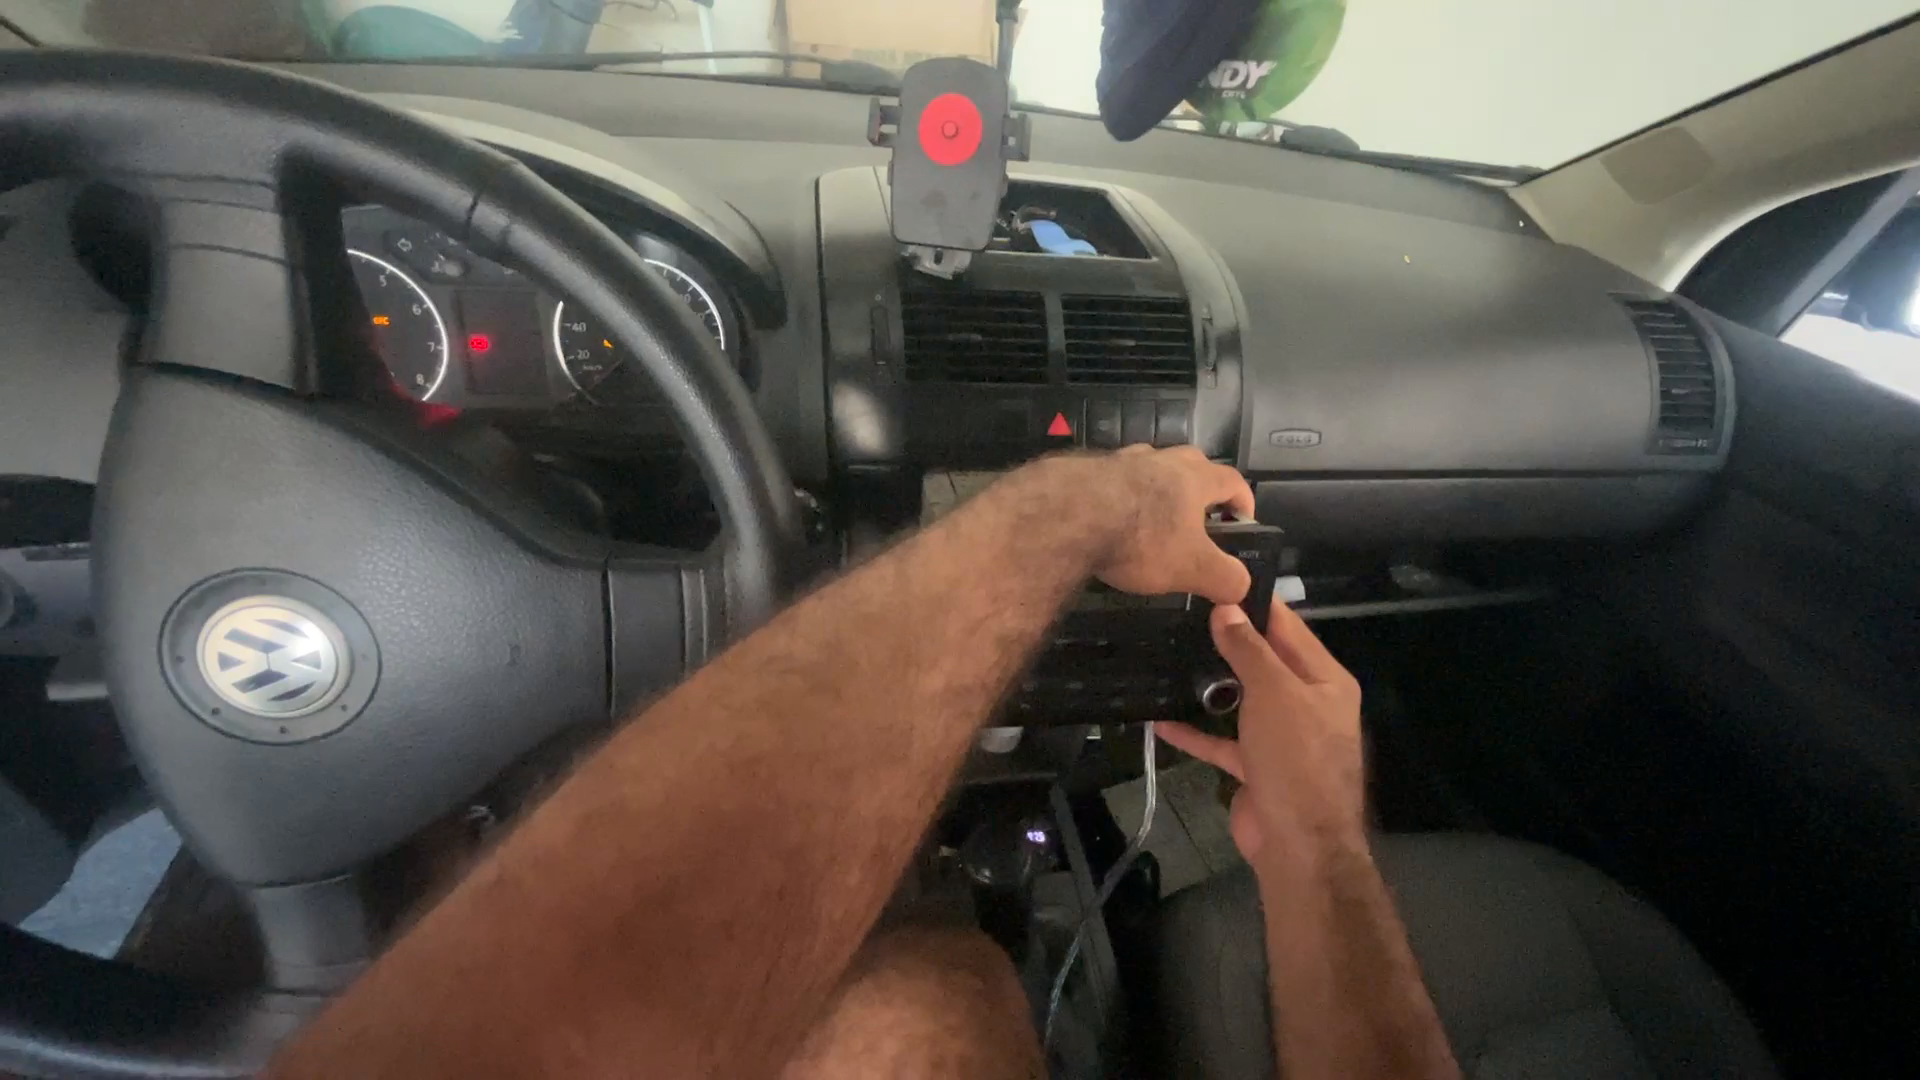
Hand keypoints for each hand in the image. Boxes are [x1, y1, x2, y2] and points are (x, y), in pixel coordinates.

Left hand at [1087, 445, 1256, 604]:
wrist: (1068, 515)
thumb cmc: (1141, 537)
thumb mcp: (1193, 568)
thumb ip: (1225, 578)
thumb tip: (1240, 586)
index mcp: (1193, 476)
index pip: (1232, 480)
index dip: (1243, 501)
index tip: (1243, 520)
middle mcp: (1159, 459)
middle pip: (1189, 466)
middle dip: (1197, 491)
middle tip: (1194, 521)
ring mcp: (1119, 460)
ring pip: (1146, 471)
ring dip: (1152, 492)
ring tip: (1148, 523)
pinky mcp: (1086, 471)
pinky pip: (1110, 482)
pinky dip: (1115, 499)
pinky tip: (1106, 521)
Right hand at [1156, 599, 1364, 863]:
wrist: (1299, 844)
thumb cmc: (1295, 757)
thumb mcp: (1274, 692)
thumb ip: (1248, 649)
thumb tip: (1226, 608)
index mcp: (1323, 680)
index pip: (1289, 629)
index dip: (1256, 604)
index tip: (1217, 580)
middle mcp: (1306, 704)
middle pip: (1263, 663)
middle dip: (1227, 643)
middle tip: (1183, 615)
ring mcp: (1281, 737)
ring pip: (1242, 700)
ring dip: (1210, 686)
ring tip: (1171, 657)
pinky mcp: (1256, 766)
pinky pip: (1222, 740)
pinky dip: (1196, 732)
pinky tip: (1161, 721)